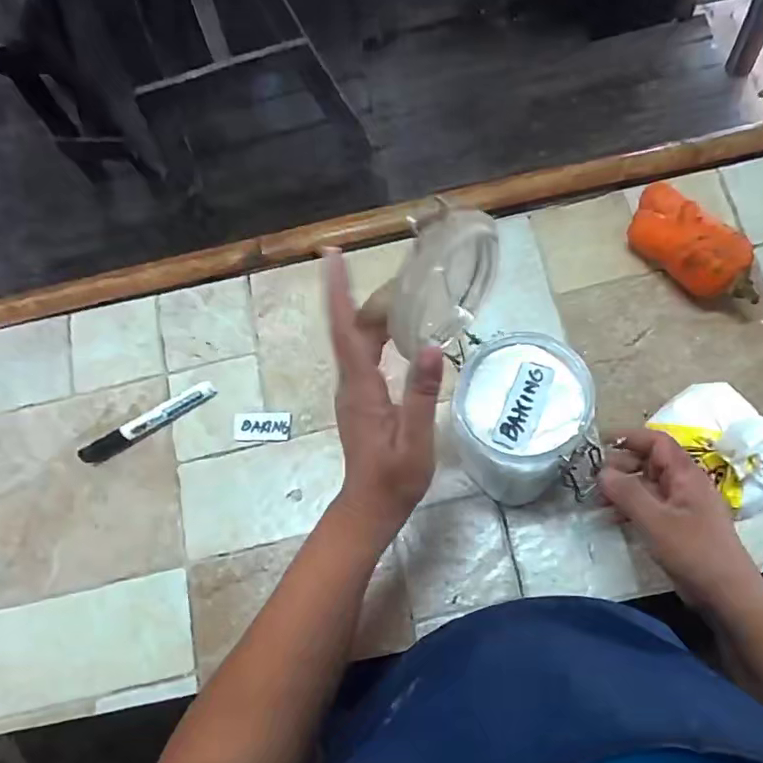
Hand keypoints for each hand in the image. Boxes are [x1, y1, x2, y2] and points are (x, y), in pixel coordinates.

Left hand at [322, 247, 442, 536]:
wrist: (370, 506)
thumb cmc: (393, 479)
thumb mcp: (415, 440)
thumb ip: (421, 395)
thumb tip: (431, 347)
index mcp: (361, 389)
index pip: (346, 330)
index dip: (339, 292)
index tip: (331, 255)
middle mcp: (350, 385)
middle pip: (352, 331)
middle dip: (366, 297)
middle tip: (400, 274)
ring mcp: (352, 393)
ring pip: (357, 343)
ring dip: (373, 316)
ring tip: (401, 293)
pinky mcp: (360, 401)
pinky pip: (364, 357)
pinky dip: (377, 336)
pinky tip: (398, 332)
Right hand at [601, 428, 762, 611]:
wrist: (726, 593)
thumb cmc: (694, 552)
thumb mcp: (655, 521)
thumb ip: (627, 493)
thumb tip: (602, 472)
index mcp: (686, 475)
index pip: (657, 442)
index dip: (630, 437)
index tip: (599, 443)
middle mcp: (685, 485)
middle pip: (650, 462)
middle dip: (620, 465)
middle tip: (592, 479)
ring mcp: (682, 506)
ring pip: (648, 485)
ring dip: (622, 487)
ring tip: (597, 499)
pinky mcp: (678, 526)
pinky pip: (650, 506)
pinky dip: (630, 506)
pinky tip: (612, 518)